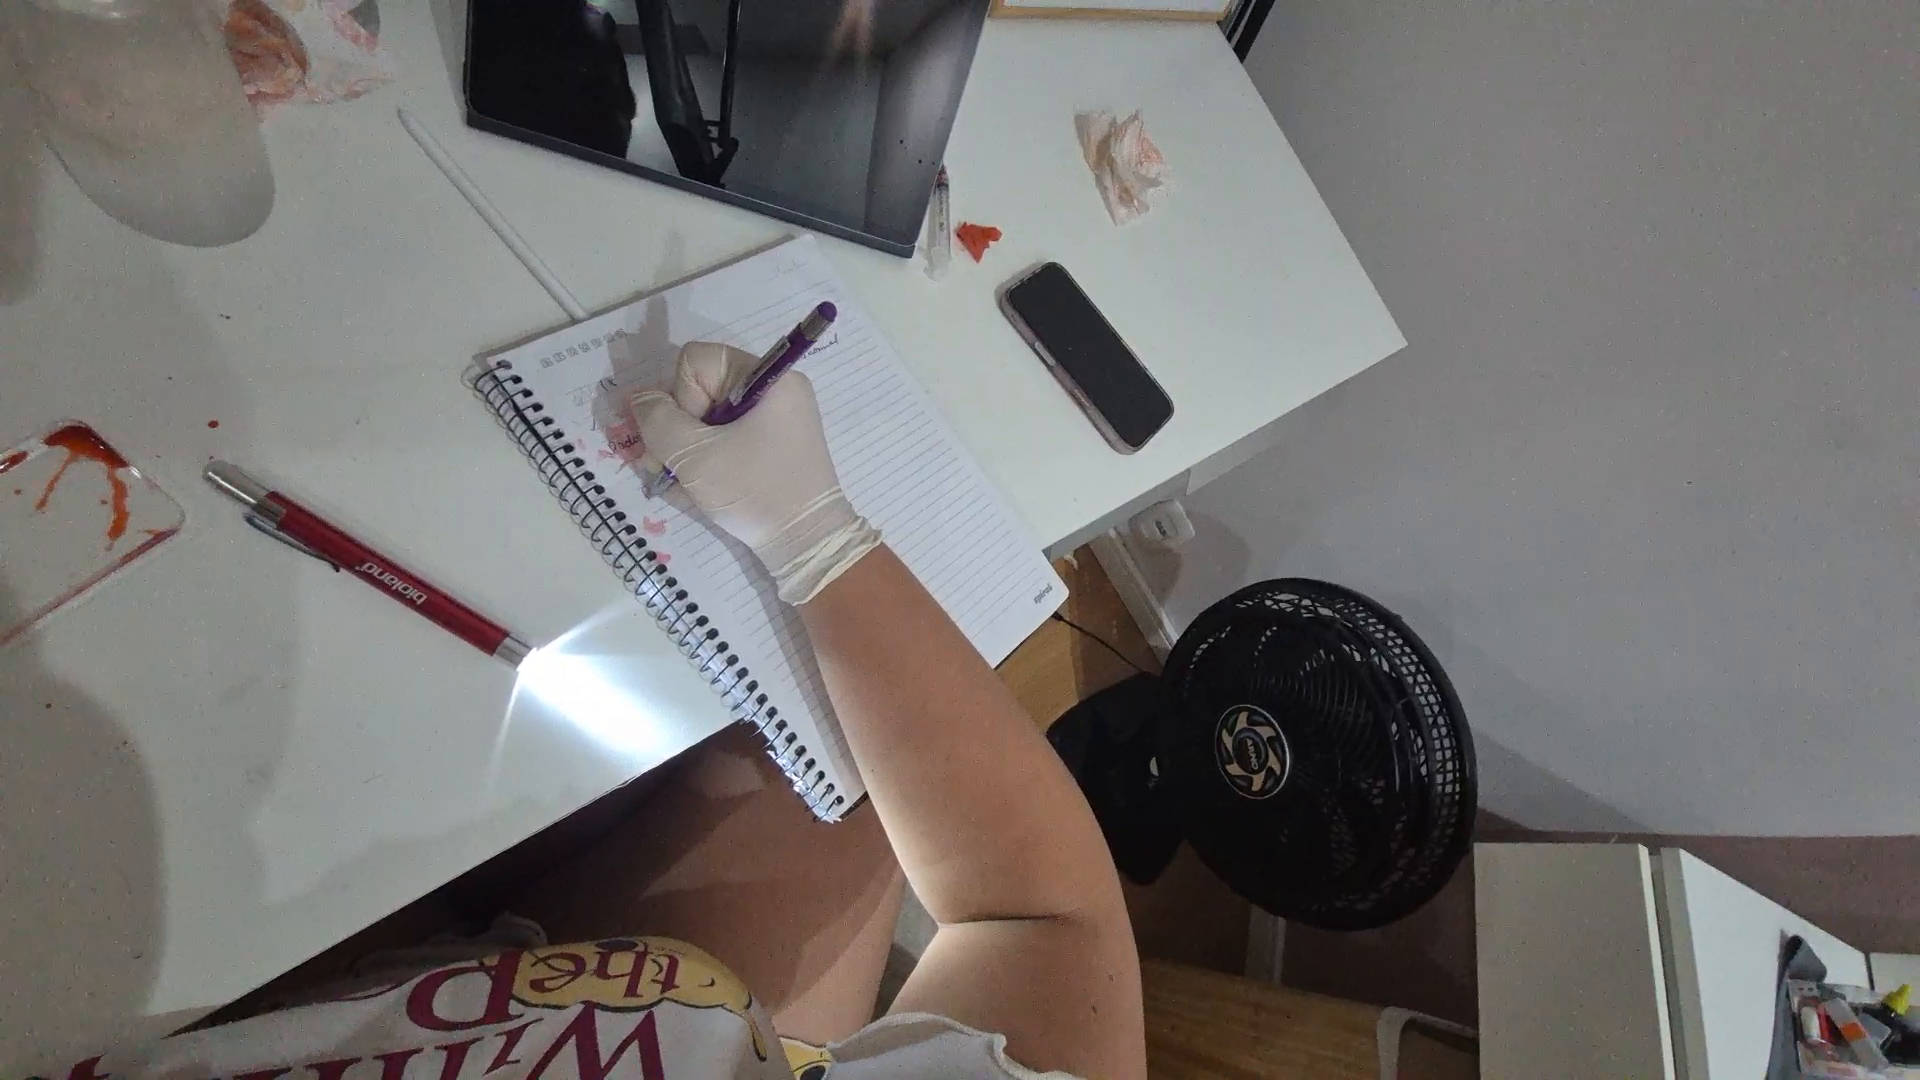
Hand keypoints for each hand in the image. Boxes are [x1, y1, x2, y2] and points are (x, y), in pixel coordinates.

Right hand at [630, 341, 880, 603]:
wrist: (806, 542)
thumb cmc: (755, 492)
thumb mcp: (695, 456)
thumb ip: (657, 421)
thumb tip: (641, 400)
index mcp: (769, 378)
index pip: (698, 361)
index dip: (682, 396)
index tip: (694, 436)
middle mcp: (775, 392)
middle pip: (701, 390)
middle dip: (678, 428)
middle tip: (669, 466)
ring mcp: (776, 422)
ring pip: (710, 420)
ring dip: (687, 449)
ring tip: (683, 483)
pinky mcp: (772, 449)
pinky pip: (727, 441)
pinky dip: (708, 460)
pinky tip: (697, 489)